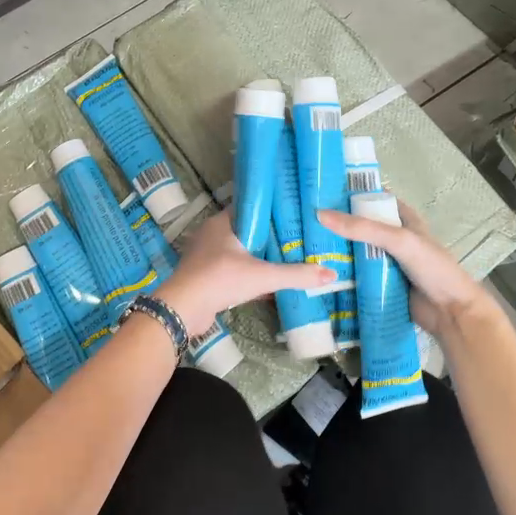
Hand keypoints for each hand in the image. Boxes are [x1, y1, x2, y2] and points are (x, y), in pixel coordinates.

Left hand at [155, 212, 334, 335]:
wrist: (184, 307)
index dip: (272, 209)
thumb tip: (331, 273)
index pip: (251, 207)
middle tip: (297, 237)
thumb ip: (296, 274)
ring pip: (240, 250)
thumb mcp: (263, 276)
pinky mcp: (206, 274)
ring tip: (288, 257)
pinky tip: (267, 281)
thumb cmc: (221, 278)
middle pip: (248, 229)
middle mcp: (213, 233)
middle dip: (270, 235)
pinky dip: (249, 272)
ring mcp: (207, 253)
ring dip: (259, 255)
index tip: (294, 213)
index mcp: (223, 221)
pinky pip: (233, 268)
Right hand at [317, 205, 492, 335]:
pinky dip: (340, 271)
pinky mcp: (379, 283)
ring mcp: (385, 261)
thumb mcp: (398, 240)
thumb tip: (319, 214)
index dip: (347, 193)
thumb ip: (361, 228)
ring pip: (354, 250)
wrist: (452, 314)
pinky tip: (316, 269)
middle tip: (301, 220)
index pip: (370, 198)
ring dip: (334, 249)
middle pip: (358, 226)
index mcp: (402, 218)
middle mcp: (392, 236)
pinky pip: (355, 273)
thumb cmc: (432, 268)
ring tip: (300, 243)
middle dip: (334, 224)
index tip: (316, 191)